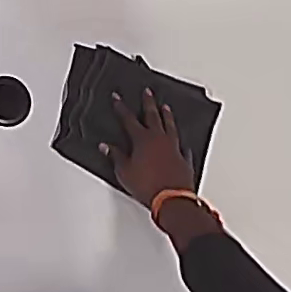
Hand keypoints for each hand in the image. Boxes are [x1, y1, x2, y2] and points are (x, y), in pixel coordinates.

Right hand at [101, 88, 197, 208]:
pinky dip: (180, 142)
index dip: (121, 107)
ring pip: (169, 125)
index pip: (128, 118)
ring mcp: (173, 147)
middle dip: (148, 102)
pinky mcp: (183, 159)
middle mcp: (158, 139)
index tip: (117, 97)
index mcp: (142, 140)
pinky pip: (182, 146)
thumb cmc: (148, 186)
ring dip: (166, 115)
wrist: (172, 199)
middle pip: (152, 115)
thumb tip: (107, 147)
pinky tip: (183, 142)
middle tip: (148, 92)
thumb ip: (116, 156)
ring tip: (165, 106)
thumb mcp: (124, 171)